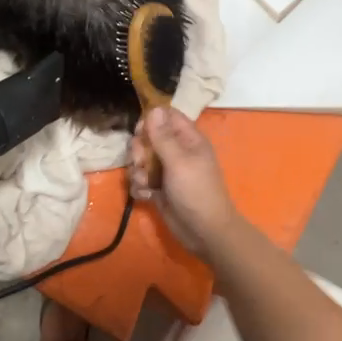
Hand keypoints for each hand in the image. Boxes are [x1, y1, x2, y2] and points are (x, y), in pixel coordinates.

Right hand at [129, 107, 241, 252]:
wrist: (204, 232)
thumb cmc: (196, 191)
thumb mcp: (179, 161)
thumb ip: (163, 136)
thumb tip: (154, 108)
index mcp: (188, 139)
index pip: (167, 116)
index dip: (151, 120)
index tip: (139, 131)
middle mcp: (177, 152)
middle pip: (149, 138)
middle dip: (140, 150)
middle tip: (141, 162)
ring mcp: (167, 171)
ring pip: (141, 160)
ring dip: (137, 171)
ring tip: (145, 183)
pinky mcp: (158, 189)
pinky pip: (141, 180)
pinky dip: (140, 187)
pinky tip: (146, 196)